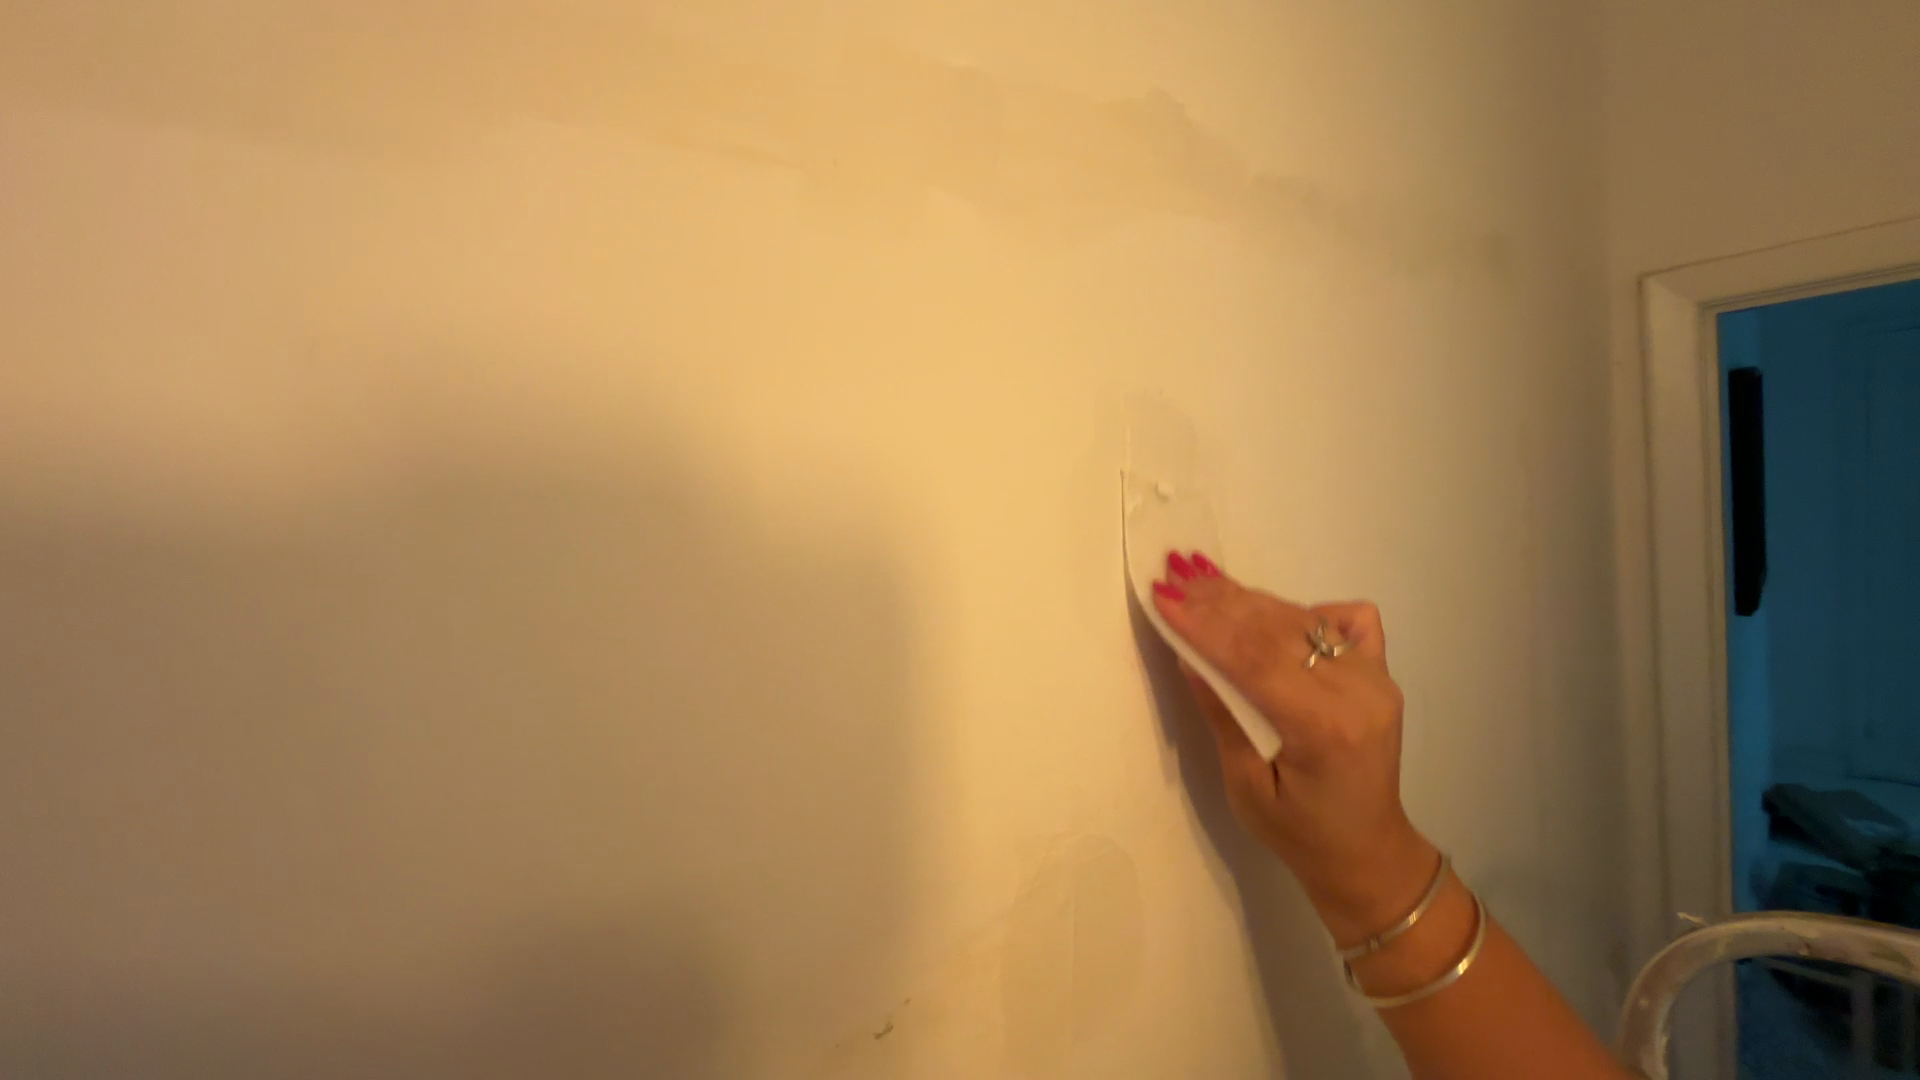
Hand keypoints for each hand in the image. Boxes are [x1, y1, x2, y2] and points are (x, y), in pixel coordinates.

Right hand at [1153, 551, 1438, 945]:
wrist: (1367, 851)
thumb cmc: (1299, 833)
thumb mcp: (1246, 785)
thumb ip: (1223, 716)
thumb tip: (1189, 657)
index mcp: (1324, 728)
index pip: (1254, 660)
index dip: (1204, 626)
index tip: (1164, 596)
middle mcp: (1359, 692)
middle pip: (1276, 630)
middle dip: (1217, 601)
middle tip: (1174, 574)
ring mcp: (1376, 678)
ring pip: (1302, 619)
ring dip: (1247, 598)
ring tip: (1200, 576)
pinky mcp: (1380, 672)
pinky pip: (1345, 621)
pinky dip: (1306, 609)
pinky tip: (1271, 613)